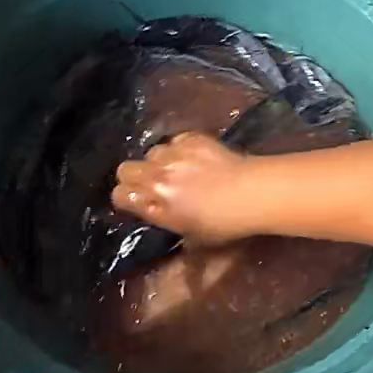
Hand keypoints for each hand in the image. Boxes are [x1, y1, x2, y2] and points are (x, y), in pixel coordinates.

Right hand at [111, 132, 264, 242]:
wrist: (253, 193)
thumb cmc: (224, 223)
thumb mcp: (191, 234)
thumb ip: (165, 220)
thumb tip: (157, 213)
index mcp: (156, 202)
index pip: (120, 194)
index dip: (126, 198)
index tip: (136, 201)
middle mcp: (159, 175)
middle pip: (125, 168)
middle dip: (134, 176)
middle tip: (152, 184)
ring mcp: (175, 153)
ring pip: (152, 152)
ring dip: (159, 161)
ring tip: (178, 169)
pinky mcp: (192, 138)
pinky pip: (175, 140)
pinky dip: (181, 149)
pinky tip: (196, 158)